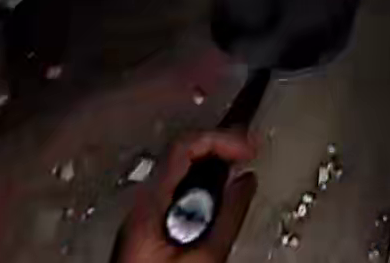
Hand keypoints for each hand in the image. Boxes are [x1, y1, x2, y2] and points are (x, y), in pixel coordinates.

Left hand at [118, 130, 259, 262]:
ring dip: (212, 167)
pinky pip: (176, 196)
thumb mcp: (204, 261)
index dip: (222, 139)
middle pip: (181, 155)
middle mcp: (141, 209)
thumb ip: (229, 216)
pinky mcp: (146, 238)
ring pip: (180, 174)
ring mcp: (141, 223)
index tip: (249, 148)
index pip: (186, 146)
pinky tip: (219, 202)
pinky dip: (203, 189)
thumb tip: (247, 179)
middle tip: (248, 151)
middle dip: (219, 148)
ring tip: (239, 171)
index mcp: (149, 208)